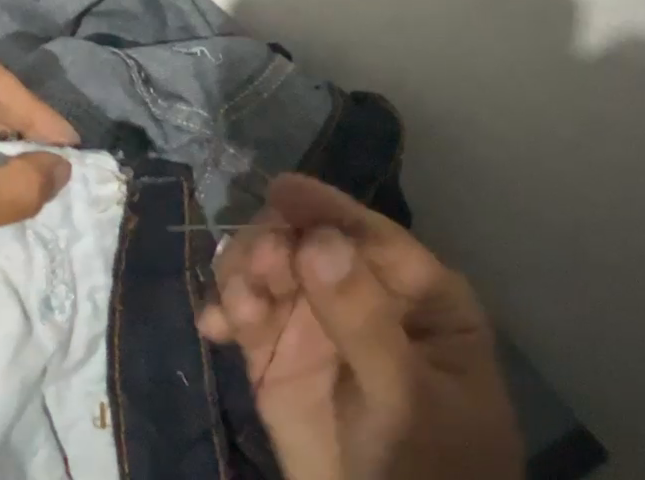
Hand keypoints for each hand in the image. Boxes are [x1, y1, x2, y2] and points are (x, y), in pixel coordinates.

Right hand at [197, 174, 521, 479]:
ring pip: (266, 265)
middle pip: (306, 240)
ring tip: (235, 312)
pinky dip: (223, 309)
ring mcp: (313, 319)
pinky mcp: (272, 348)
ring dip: (241, 274)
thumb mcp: (408, 400)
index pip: (370, 235)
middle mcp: (361, 294)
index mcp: (418, 297)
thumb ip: (364, 321)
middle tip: (256, 271)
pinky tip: (215, 329)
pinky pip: (240, 308)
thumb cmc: (429, 470)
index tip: (280, 192)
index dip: (325, 209)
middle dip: (274, 245)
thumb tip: (320, 239)